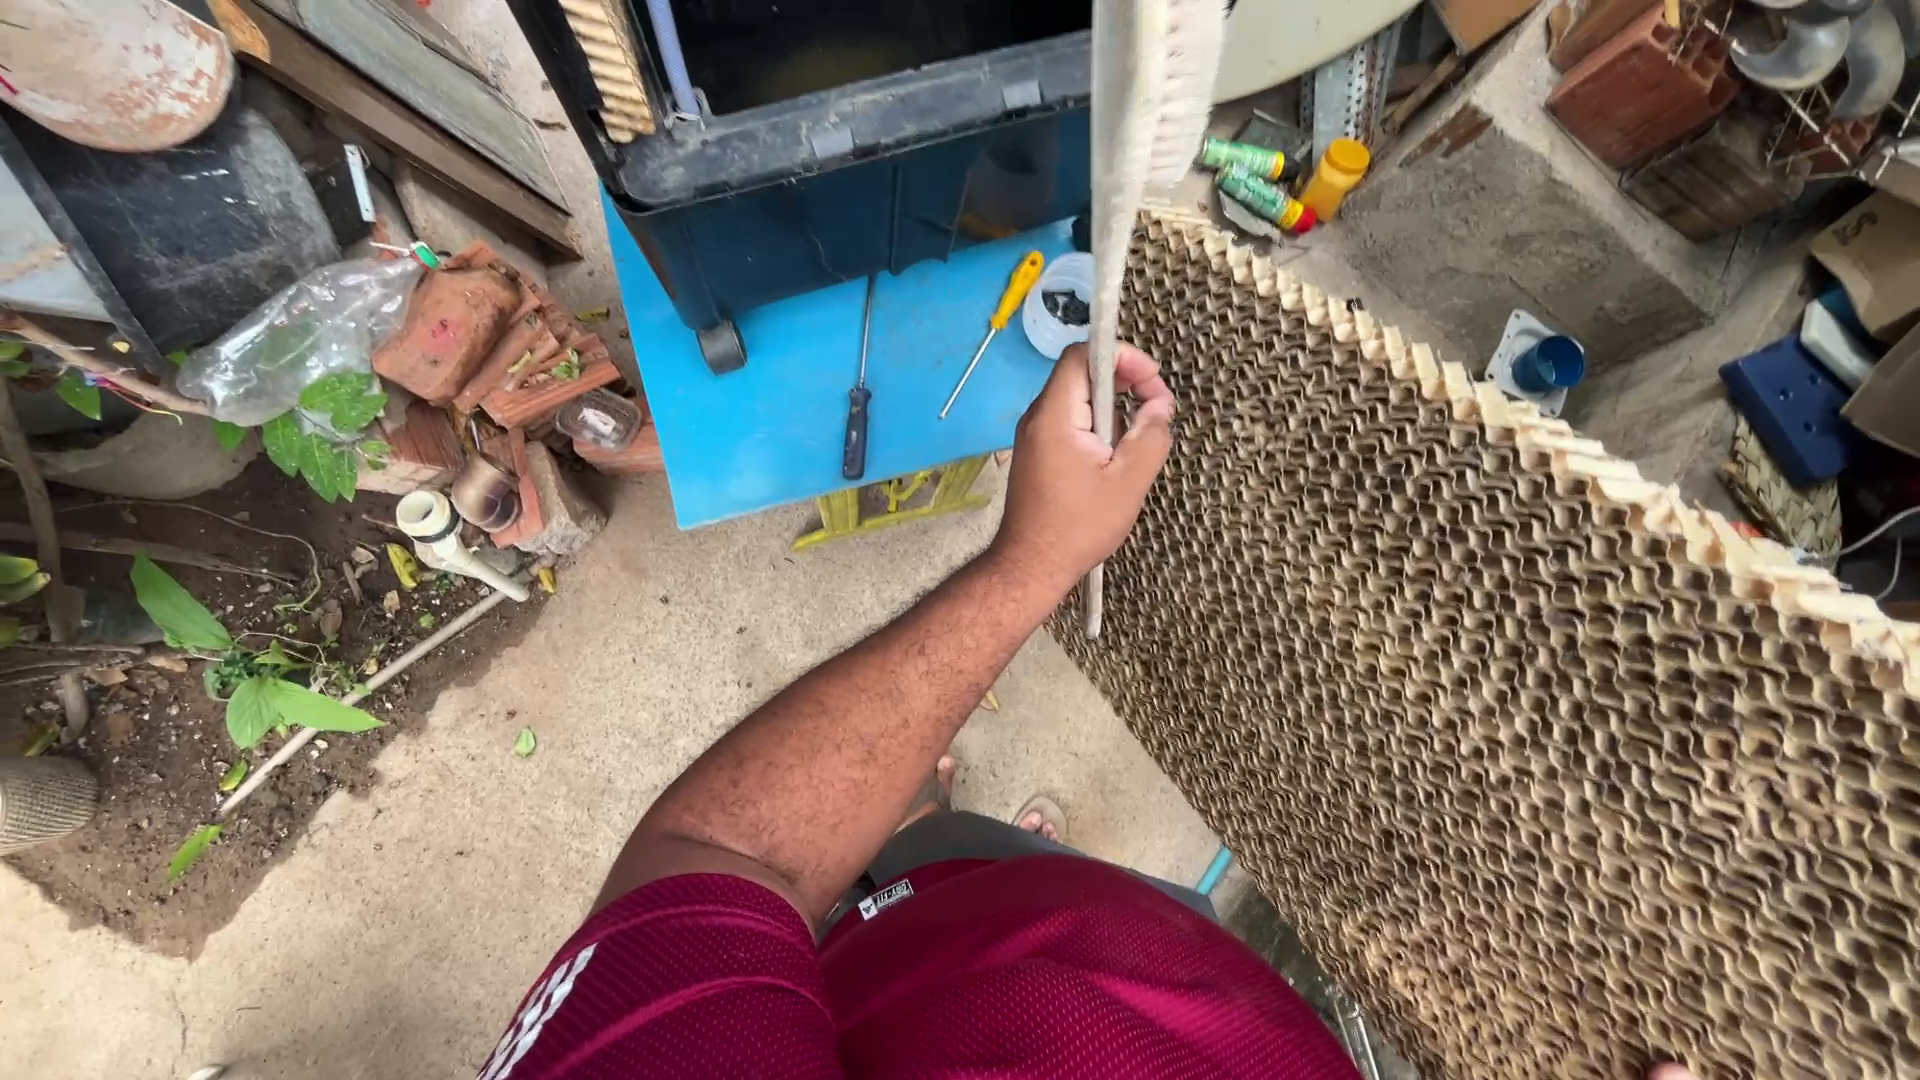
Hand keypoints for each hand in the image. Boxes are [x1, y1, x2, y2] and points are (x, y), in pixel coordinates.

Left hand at [988, 342, 1173, 597]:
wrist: (1031, 565)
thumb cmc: (1078, 527)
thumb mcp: (1128, 482)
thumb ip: (1150, 436)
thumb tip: (1160, 406)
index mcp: (1055, 416)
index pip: (1082, 355)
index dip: (1122, 356)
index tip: (1152, 381)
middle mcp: (1037, 417)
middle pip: (1082, 374)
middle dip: (1124, 384)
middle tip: (1155, 410)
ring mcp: (1033, 435)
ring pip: (1079, 400)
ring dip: (1114, 411)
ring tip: (1135, 443)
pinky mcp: (1036, 453)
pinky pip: (1070, 423)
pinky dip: (1097, 429)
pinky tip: (1113, 460)